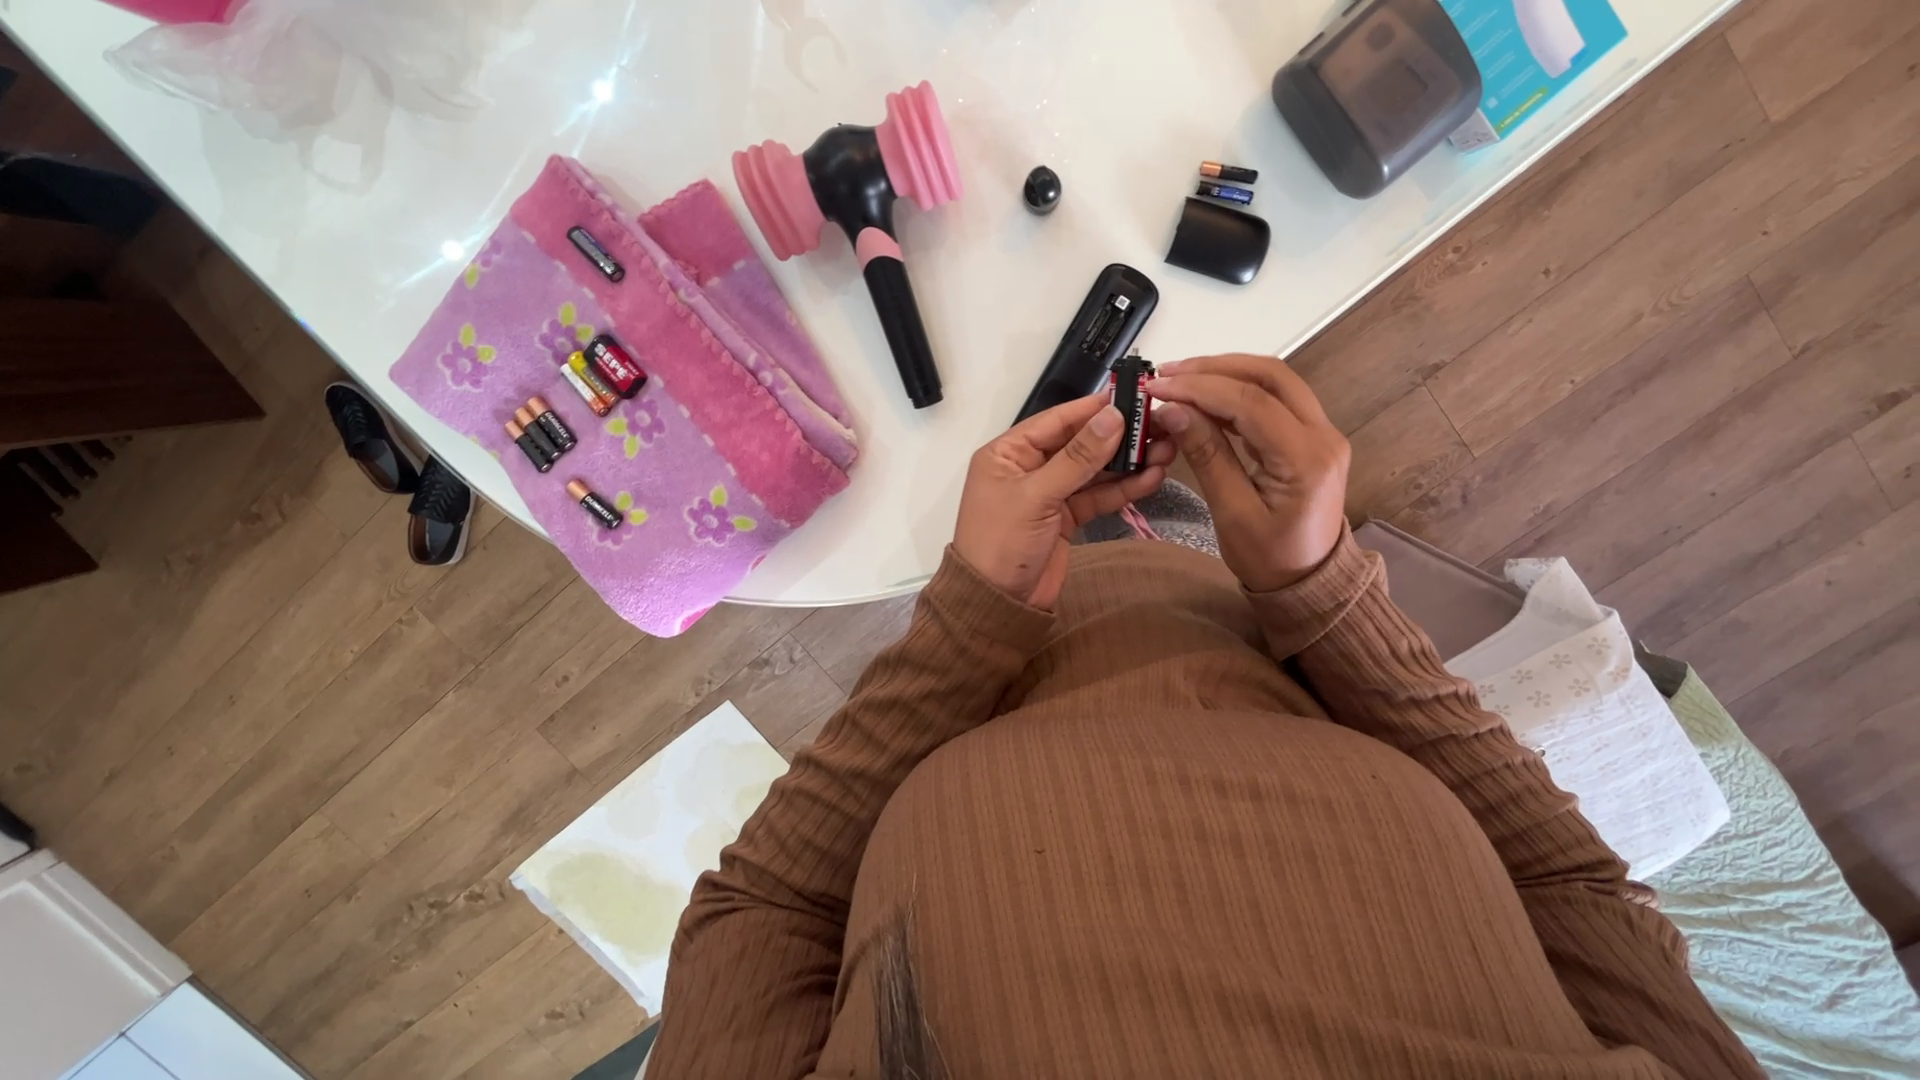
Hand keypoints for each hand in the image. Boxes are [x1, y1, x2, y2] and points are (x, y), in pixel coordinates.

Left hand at [953, 394, 1171, 608]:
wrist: (998, 605)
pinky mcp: (1065, 518)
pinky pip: (1097, 496)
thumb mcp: (1038, 496)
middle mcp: (1028, 467)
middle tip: (1160, 425)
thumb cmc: (1002, 544)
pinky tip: (1151, 478)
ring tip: (1167, 451)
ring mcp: (1049, 493)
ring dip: (1127, 462)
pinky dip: (1122, 488)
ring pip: (1093, 470)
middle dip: (1118, 436)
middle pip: (1079, 443)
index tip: (1133, 397)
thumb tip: (1112, 417)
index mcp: (1008, 453)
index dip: (1094, 409)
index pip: (1057, 420)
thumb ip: (1077, 458)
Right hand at [1146, 354, 1349, 591]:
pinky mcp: (1311, 437)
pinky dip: (1237, 391)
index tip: (1157, 388)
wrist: (1309, 584)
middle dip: (1214, 367)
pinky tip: (1203, 399)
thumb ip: (1206, 455)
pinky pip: (1275, 399)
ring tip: (1179, 379)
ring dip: (1226, 373)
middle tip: (1166, 374)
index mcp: (1305, 458)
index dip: (1199, 388)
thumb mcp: (1231, 513)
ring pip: (1274, 381)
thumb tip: (1173, 411)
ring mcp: (1321, 433)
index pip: (1250, 402)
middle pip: (1270, 376)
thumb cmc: (1269, 559)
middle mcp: (1322, 435)